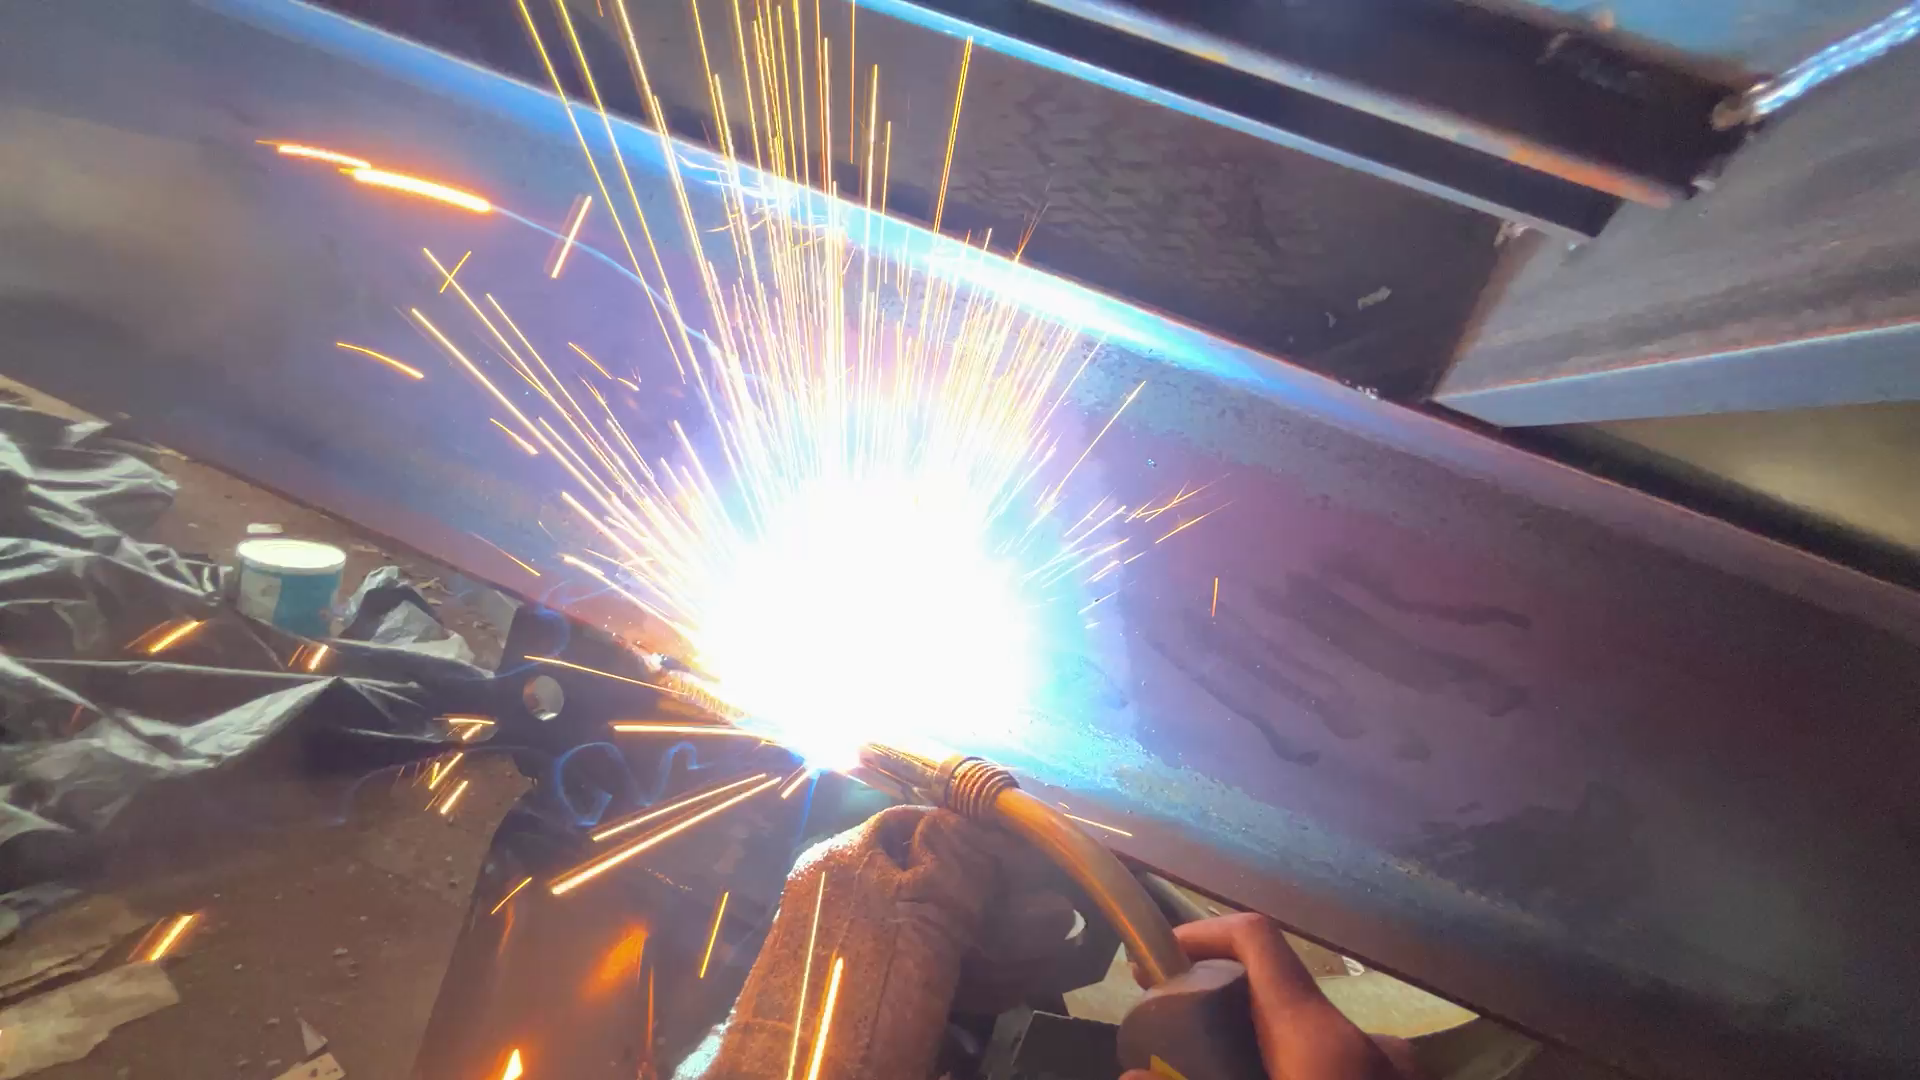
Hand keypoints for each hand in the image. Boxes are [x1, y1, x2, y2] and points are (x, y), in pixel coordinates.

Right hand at [1124, 913, 1425, 1079]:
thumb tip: (1130, 1075)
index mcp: (1319, 1037)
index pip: (1257, 938)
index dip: (1204, 932)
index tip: (1162, 960)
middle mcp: (1366, 1042)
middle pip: (1277, 992)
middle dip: (1224, 1008)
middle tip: (1186, 1042)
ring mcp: (1398, 1072)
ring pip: (1310, 1038)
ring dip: (1264, 1050)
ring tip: (1232, 1075)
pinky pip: (1343, 1069)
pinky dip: (1304, 1074)